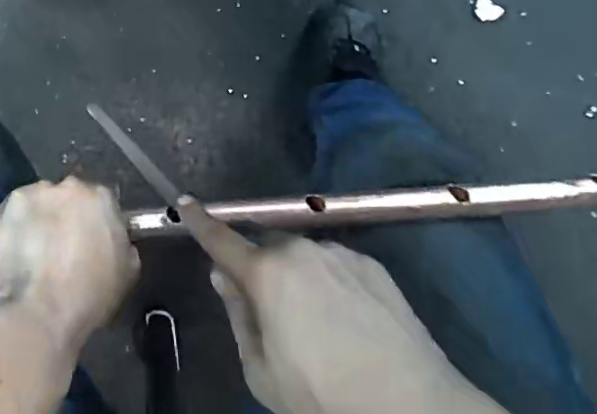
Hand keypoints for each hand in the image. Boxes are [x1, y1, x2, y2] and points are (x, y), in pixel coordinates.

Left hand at [0, 177, 138, 352]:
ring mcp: (39, 193)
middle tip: (63, 245)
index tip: (89, 241)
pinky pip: (17, 210)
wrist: (43, 313)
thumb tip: (115, 237)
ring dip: (43, 217)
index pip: (101, 201)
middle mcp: (72, 187)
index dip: (95, 222)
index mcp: (103, 198)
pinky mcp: (12, 204)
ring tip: (36, 249)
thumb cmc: (91, 296)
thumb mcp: (128, 270)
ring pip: (43, 200)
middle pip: (71, 196)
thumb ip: (124, 243)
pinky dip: (18, 224)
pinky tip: (18, 247)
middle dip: (68, 215)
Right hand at [211, 238, 505, 413]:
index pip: (222, 239)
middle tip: (273, 312)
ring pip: (305, 257)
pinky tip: (350, 325)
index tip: (185, 202)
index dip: (199, 221)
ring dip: (300, 278)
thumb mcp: (264, 373)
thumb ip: (239, 318)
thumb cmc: (325, 396)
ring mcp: (339, 252)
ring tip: (320, 326)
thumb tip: (225, 277)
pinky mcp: (371, 263)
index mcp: (267, 274)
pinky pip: (337, 265)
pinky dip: (332, 284)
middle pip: (267, 249)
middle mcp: (300, 249)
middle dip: (262, 269)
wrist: (412, 405)